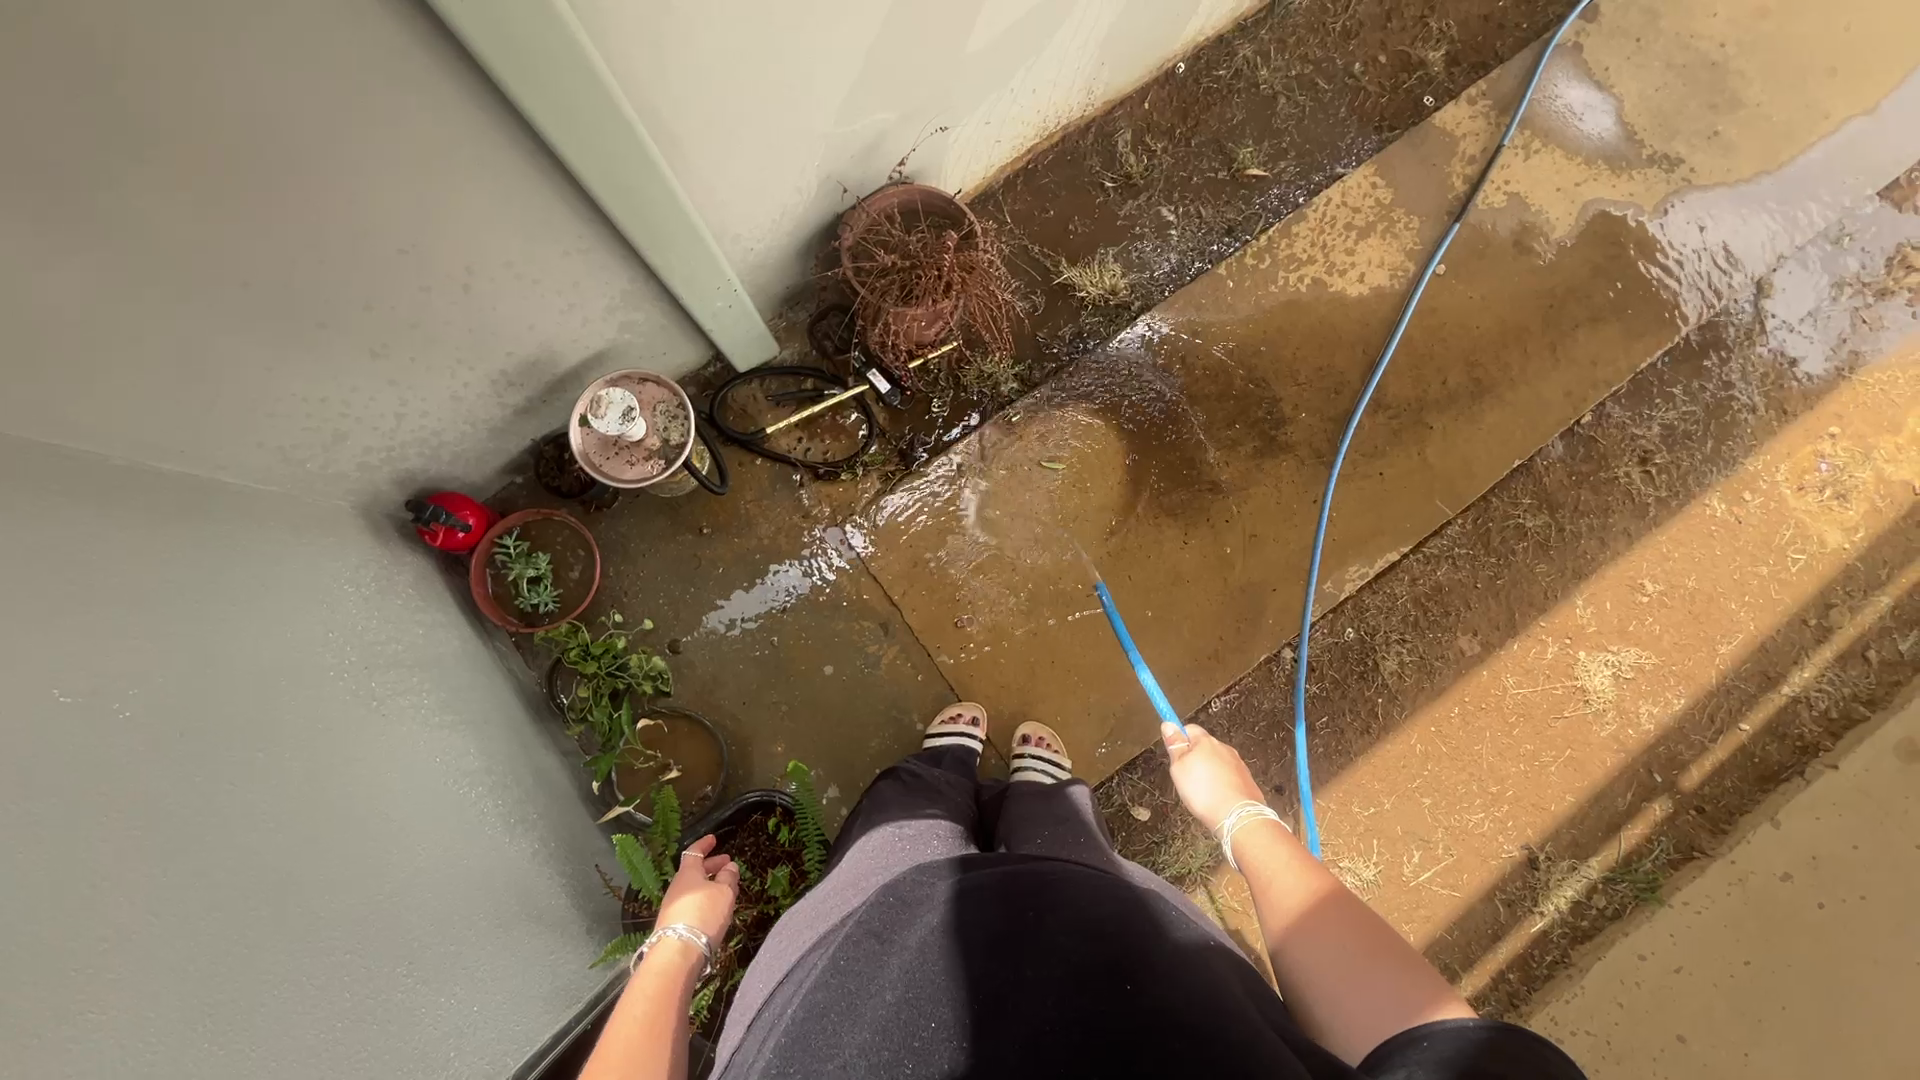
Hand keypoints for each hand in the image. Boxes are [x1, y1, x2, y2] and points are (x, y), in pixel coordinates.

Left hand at [655, 834, 739, 942]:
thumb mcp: (724, 892)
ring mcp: (672, 907)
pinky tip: (714, 910)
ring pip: (692, 889)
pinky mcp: (672, 925)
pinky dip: (703, 901)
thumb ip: (728, 877)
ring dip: (708, 885)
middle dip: (711, 866)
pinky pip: (690, 905)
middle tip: (727, 865)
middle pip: (693, 871)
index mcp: (688, 873)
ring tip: (725, 889)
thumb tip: (729, 866)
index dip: (704, 844)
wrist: (677, 953)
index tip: (713, 839)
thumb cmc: (703, 914)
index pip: (694, 852)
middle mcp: (677, 887)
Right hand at [1162, 723, 1267, 831]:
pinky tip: (1215, 798)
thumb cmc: (1205, 792)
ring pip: (1217, 762)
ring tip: (1200, 791)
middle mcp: (1224, 749)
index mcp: (1206, 742)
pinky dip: (1221, 784)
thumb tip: (1168, 724)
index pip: (1189, 728)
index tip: (1173, 749)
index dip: (1179, 738)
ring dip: (1208, 772)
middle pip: (1205, 746)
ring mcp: (1238, 765)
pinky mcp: (1247, 781)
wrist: (1237, 817)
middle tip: (1184, 776)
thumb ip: (1174, 745)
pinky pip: (1228, 777)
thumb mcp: (1178, 768)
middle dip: (1194, 757)